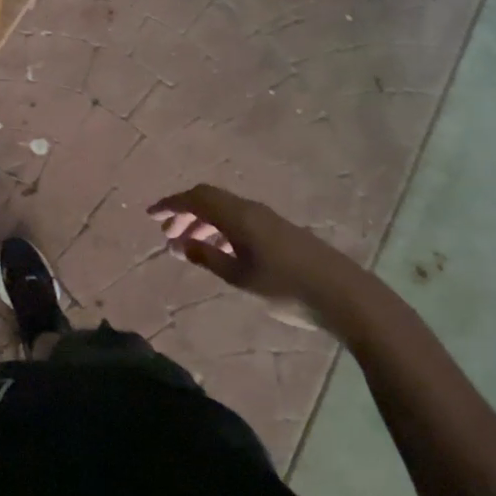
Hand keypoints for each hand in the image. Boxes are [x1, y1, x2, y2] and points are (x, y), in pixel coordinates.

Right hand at [146, 185, 367, 316]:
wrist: (345, 296)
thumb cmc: (286, 288)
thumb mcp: (240, 277)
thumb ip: (209, 258)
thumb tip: (181, 244)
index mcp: (238, 216)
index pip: (196, 198)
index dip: (170, 204)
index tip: (150, 215)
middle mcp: (251, 210)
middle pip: (210, 199)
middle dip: (185, 213)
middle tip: (167, 234)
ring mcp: (268, 220)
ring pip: (225, 211)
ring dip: (203, 223)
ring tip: (189, 246)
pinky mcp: (281, 232)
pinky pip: (239, 220)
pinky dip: (221, 229)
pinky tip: (220, 251)